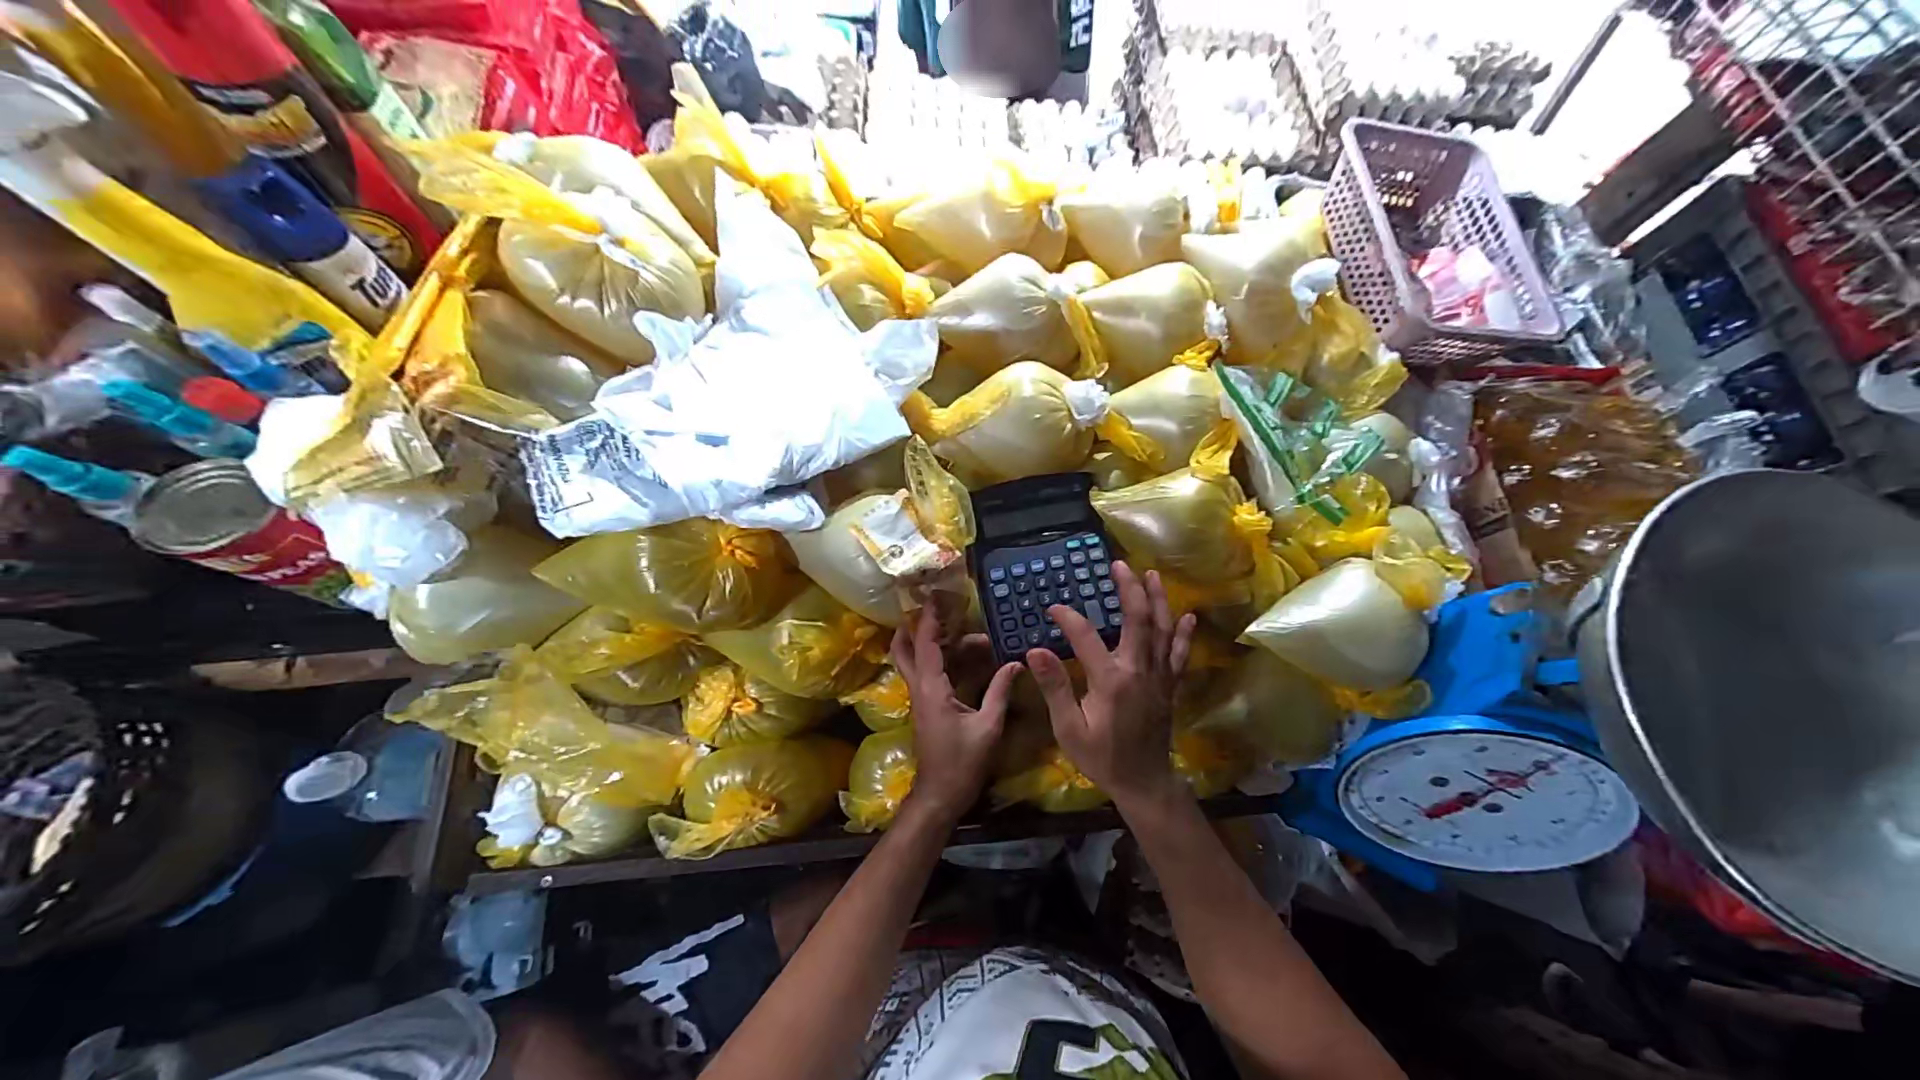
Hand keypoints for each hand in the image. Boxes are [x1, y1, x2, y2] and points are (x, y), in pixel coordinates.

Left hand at [891, 605, 1021, 825]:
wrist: (940, 794)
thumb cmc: (963, 762)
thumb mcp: (988, 726)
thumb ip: (1000, 691)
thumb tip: (1015, 662)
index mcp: (931, 688)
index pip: (927, 644)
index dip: (931, 618)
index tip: (936, 595)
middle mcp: (920, 687)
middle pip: (907, 648)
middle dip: (917, 624)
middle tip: (934, 605)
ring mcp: (921, 697)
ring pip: (917, 659)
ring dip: (934, 641)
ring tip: (961, 626)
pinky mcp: (927, 706)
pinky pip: (928, 672)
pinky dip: (941, 658)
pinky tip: (964, 654)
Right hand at [1027, 562, 1196, 808]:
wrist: (1143, 782)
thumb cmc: (1102, 757)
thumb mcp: (1069, 728)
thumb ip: (1055, 687)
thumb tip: (1035, 650)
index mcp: (1111, 680)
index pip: (1086, 637)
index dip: (1069, 618)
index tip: (1054, 608)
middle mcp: (1139, 670)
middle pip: (1137, 620)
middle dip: (1129, 589)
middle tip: (1119, 565)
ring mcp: (1159, 677)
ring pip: (1163, 630)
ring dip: (1158, 600)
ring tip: (1151, 575)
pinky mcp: (1169, 686)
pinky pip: (1180, 653)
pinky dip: (1184, 633)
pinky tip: (1188, 615)